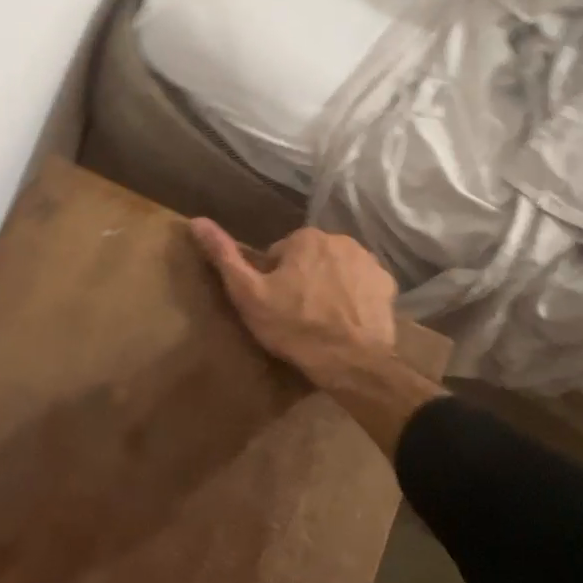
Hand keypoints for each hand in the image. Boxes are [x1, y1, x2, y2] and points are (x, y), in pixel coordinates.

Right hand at [190, 218, 442, 451]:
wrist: (350, 361)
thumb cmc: (294, 326)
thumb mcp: (248, 294)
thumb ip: (223, 256)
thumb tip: (195, 221)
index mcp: (306, 238)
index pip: (279, 254)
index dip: (272, 280)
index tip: (273, 305)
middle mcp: (341, 239)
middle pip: (309, 259)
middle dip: (302, 280)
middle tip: (294, 314)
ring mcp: (369, 262)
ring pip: (336, 270)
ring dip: (327, 287)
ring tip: (319, 320)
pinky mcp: (387, 285)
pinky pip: (361, 285)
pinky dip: (352, 298)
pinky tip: (344, 322)